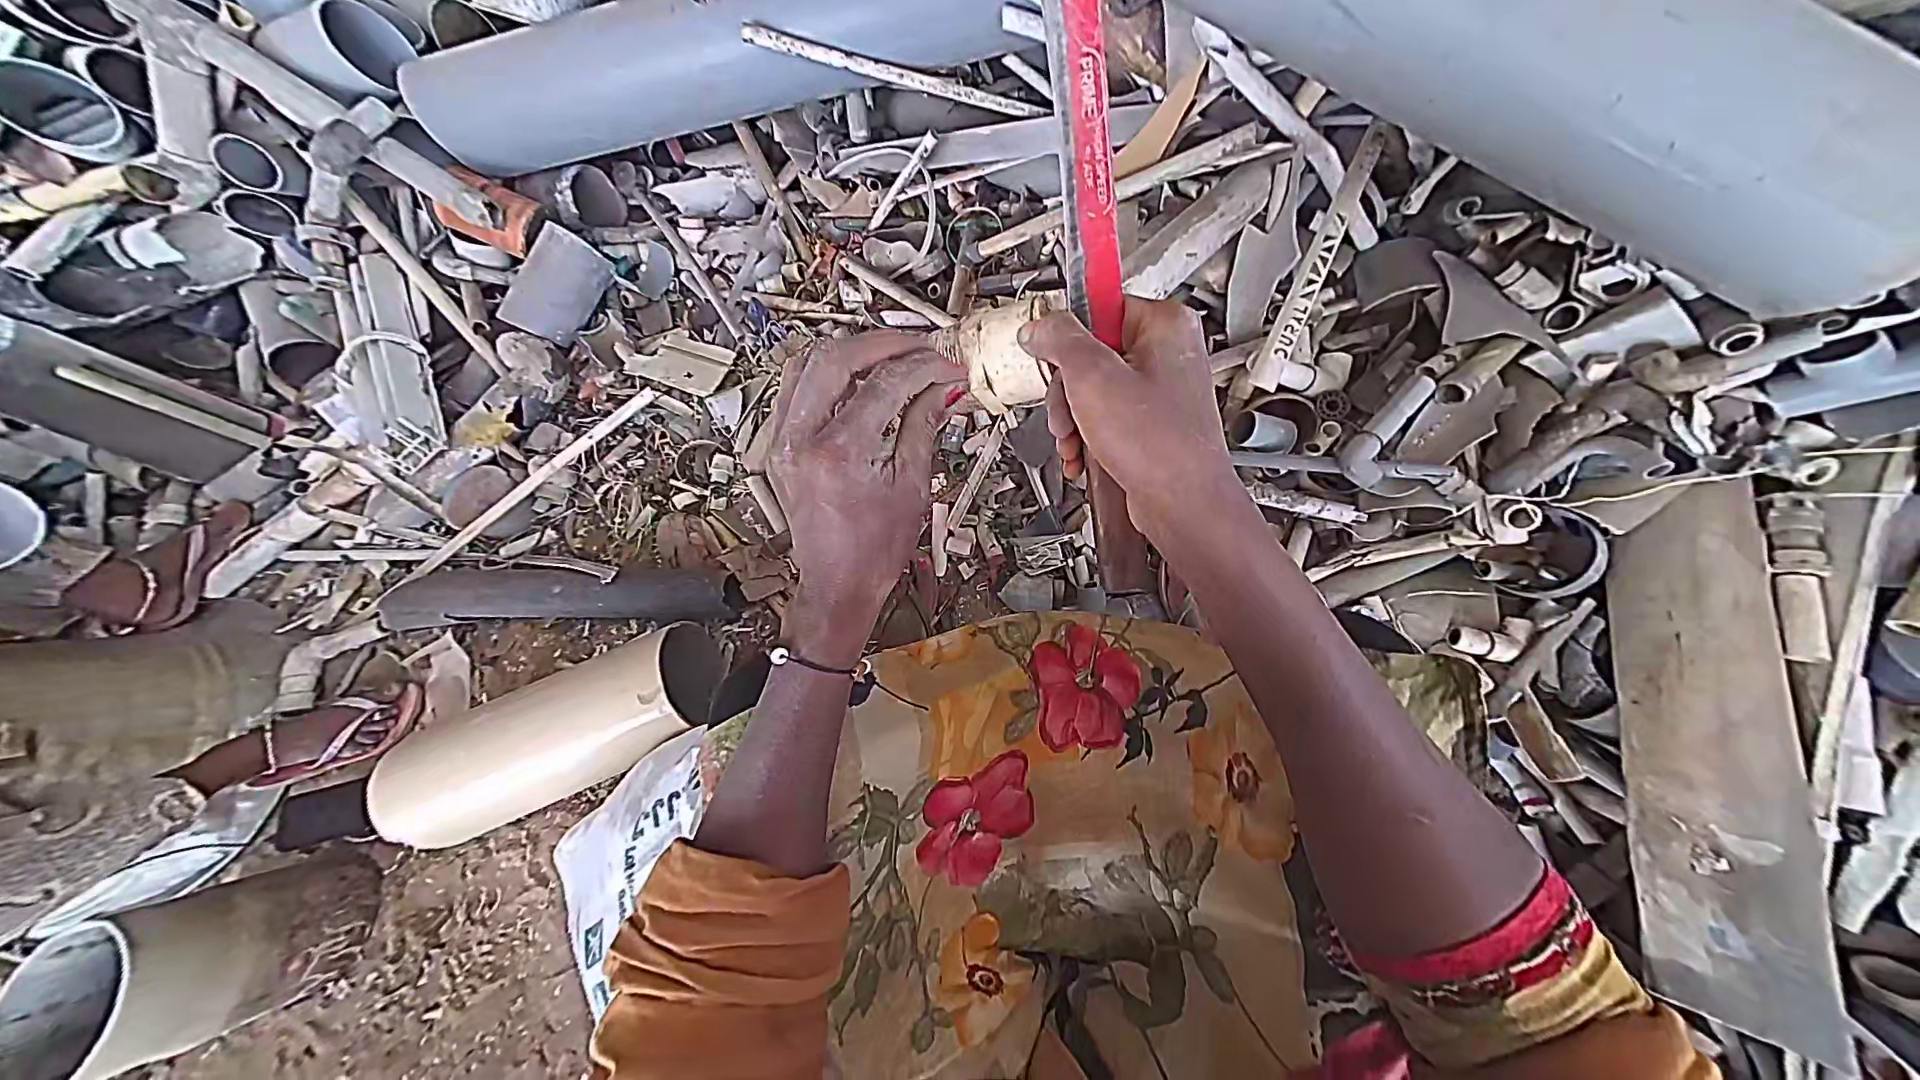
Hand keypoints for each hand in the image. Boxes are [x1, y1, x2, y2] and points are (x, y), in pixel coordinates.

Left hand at [766, 331, 964, 666]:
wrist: (838, 584)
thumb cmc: (871, 554)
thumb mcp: (912, 489)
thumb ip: (923, 427)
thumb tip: (939, 390)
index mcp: (839, 454)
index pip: (886, 384)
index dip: (925, 368)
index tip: (947, 367)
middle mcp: (802, 441)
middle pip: (840, 357)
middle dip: (887, 343)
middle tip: (922, 347)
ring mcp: (783, 441)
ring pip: (809, 361)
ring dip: (854, 349)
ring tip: (891, 354)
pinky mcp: (779, 444)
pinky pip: (795, 385)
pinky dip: (827, 369)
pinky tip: (855, 374)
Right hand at [1020, 298, 1242, 542]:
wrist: (1181, 504)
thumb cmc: (1159, 447)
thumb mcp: (1093, 379)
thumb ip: (1060, 342)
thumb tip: (1040, 326)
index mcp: (1165, 324)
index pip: (1099, 304)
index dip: (1067, 334)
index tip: (1048, 348)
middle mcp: (1166, 353)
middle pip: (1089, 354)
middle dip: (1066, 391)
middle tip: (1065, 413)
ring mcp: (1159, 390)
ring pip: (1092, 390)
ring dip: (1072, 419)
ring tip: (1075, 440)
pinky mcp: (1150, 423)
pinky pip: (1104, 417)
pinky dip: (1087, 436)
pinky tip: (1084, 456)